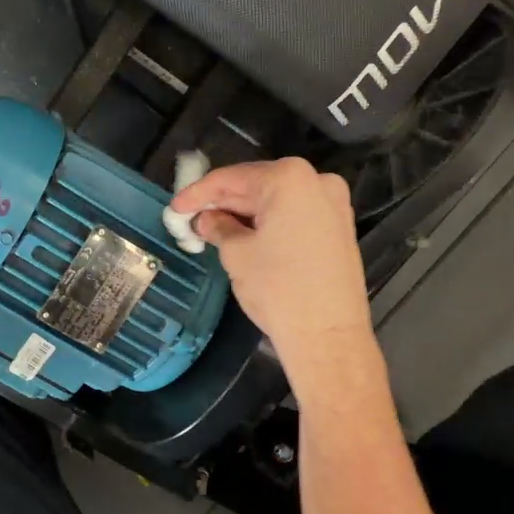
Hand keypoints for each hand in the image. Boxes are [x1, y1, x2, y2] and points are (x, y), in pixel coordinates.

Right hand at [169, 158, 371, 348]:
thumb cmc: (277, 288)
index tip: (175, 208)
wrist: (327, 335)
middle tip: (190, 219)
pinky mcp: (338, 228)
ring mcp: (333, 205)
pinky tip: (241, 235)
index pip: (232, 178)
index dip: (197, 193)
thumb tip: (205, 220)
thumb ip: (217, 227)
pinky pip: (293, 215)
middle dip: (221, 202)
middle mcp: (317, 181)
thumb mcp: (236, 253)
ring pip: (275, 200)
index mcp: (289, 179)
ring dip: (242, 213)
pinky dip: (266, 222)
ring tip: (210, 229)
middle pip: (256, 185)